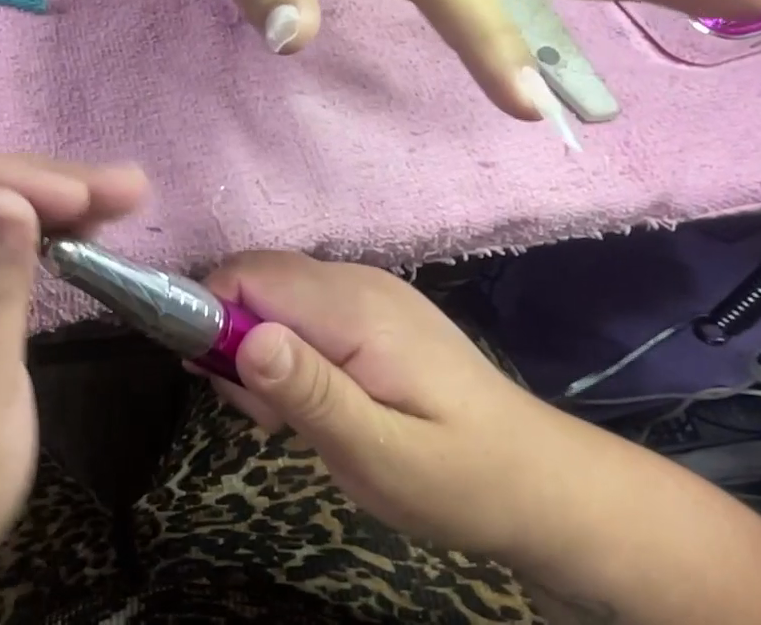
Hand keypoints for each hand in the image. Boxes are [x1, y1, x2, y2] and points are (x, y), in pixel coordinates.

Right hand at [203, 252, 594, 559]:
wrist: (546, 487)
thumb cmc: (462, 481)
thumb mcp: (380, 456)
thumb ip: (310, 394)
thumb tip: (245, 337)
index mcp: (356, 309)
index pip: (246, 274)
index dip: (213, 318)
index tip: (221, 381)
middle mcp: (357, 281)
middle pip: (253, 281)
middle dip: (233, 339)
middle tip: (265, 414)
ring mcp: (367, 291)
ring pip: (272, 295)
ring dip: (258, 351)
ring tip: (293, 417)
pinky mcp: (372, 310)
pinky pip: (300, 308)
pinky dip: (286, 350)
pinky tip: (316, 399)